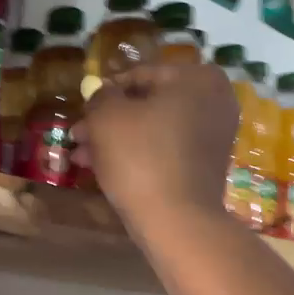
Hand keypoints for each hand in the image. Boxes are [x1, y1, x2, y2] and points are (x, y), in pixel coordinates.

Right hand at [73, 61, 239, 232]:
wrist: (176, 219)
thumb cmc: (140, 157)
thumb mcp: (106, 117)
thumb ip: (100, 97)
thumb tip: (103, 95)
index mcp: (197, 77)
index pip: (139, 75)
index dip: (104, 95)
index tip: (81, 115)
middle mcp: (214, 100)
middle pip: (147, 105)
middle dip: (109, 122)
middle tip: (78, 139)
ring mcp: (215, 134)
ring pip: (154, 130)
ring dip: (118, 141)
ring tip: (84, 158)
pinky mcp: (207, 164)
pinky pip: (167, 150)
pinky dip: (140, 156)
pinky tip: (108, 170)